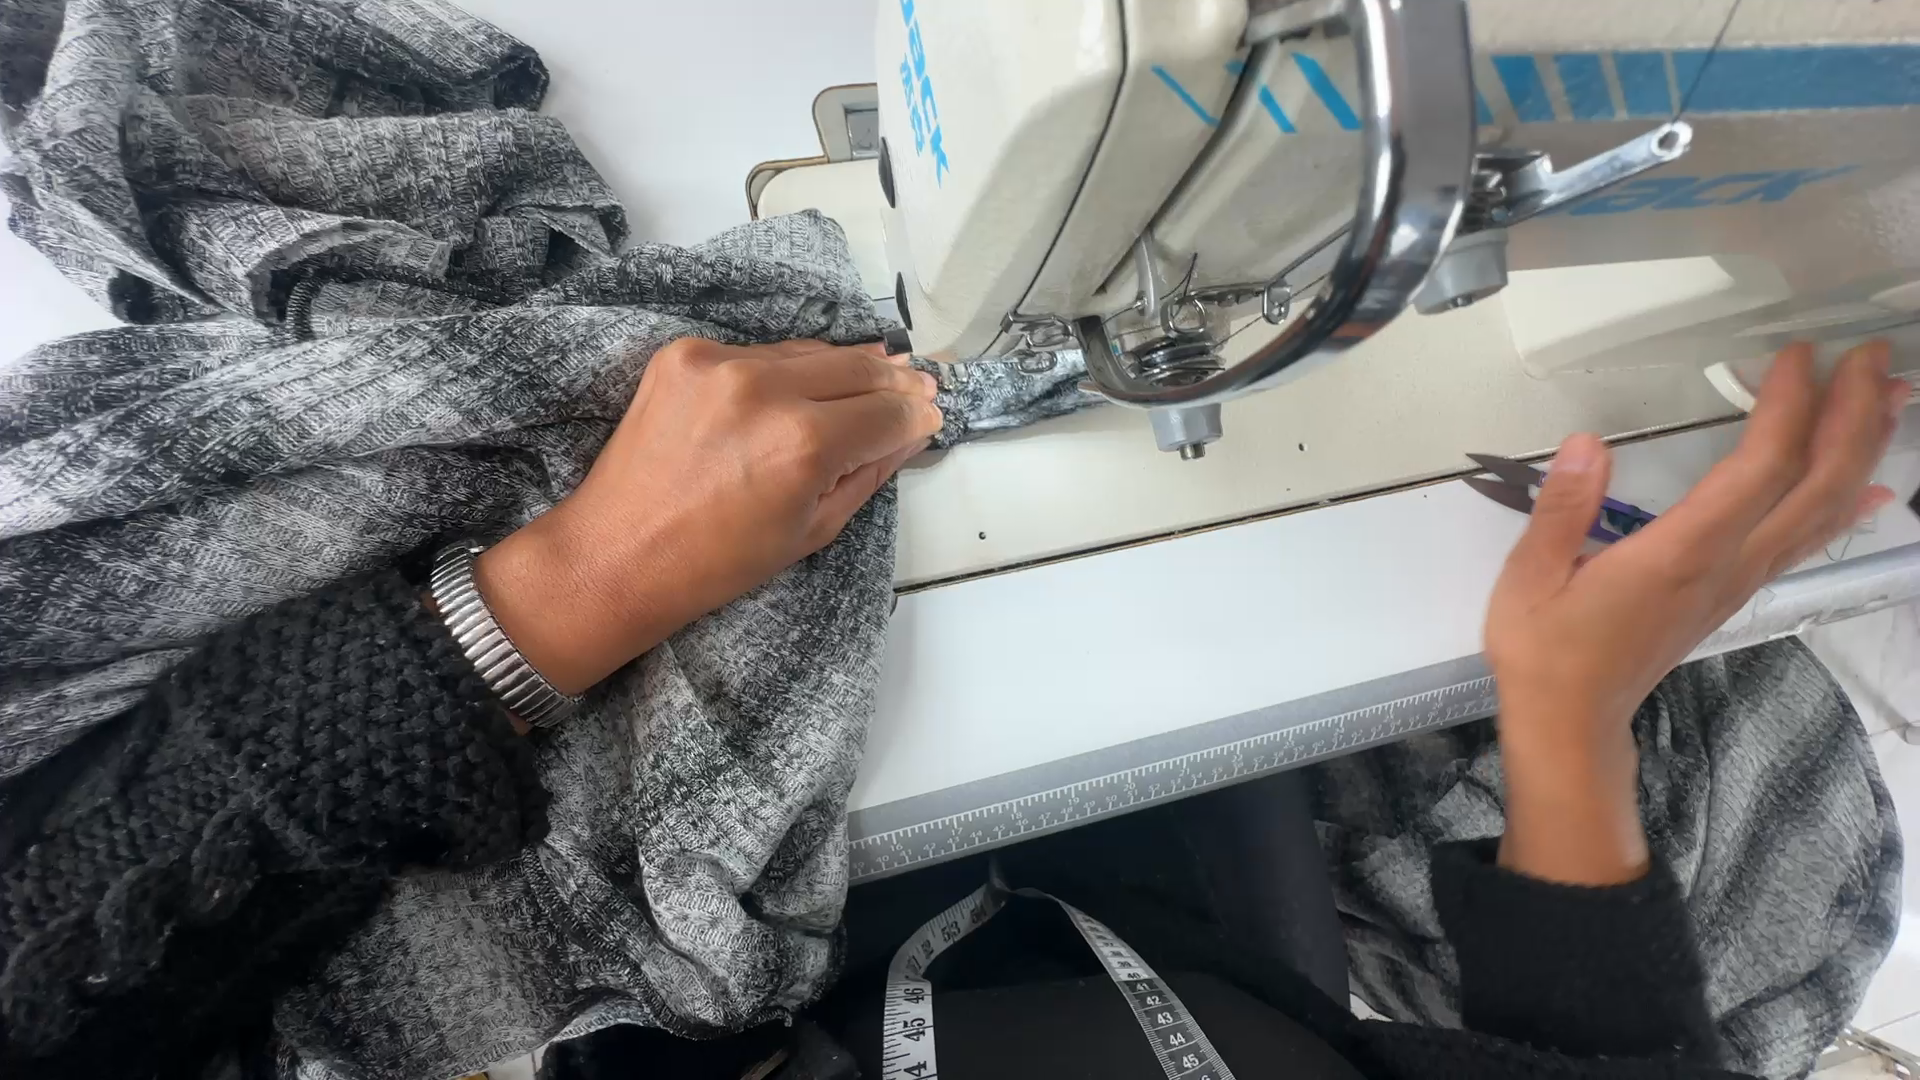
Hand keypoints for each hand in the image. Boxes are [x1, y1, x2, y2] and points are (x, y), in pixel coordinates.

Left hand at [473, 338, 941, 696]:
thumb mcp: (815, 528)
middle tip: (919, 386)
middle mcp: (765, 390)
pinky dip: (794, 368)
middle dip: (895, 380)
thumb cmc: (722, 563)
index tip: (933, 414)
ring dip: (849, 367)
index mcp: (804, 445)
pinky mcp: (685, 353)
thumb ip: (871, 471)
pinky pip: (763, 352)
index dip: (917, 414)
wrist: (620, 554)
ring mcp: (719, 363)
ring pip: (812, 352)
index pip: (887, 411)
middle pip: (857, 366)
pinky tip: (810, 385)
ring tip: (877, 377)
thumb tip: (912, 432)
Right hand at [1485, 340, 1905, 883]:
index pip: (1757, 468)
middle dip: (1854, 414)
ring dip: (1866, 449)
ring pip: (1827, 509)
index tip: (1791, 357)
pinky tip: (1870, 488)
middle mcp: (1728, 563)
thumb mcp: (1531, 575)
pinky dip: (1847, 502)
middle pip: (1819, 483)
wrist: (1570, 714)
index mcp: (1679, 553)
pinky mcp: (1731, 593)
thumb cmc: (1543, 646)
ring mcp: (1738, 581)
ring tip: (1892, 398)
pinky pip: (1809, 539)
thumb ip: (1562, 508)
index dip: (1787, 407)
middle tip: (1871, 355)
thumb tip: (1586, 442)